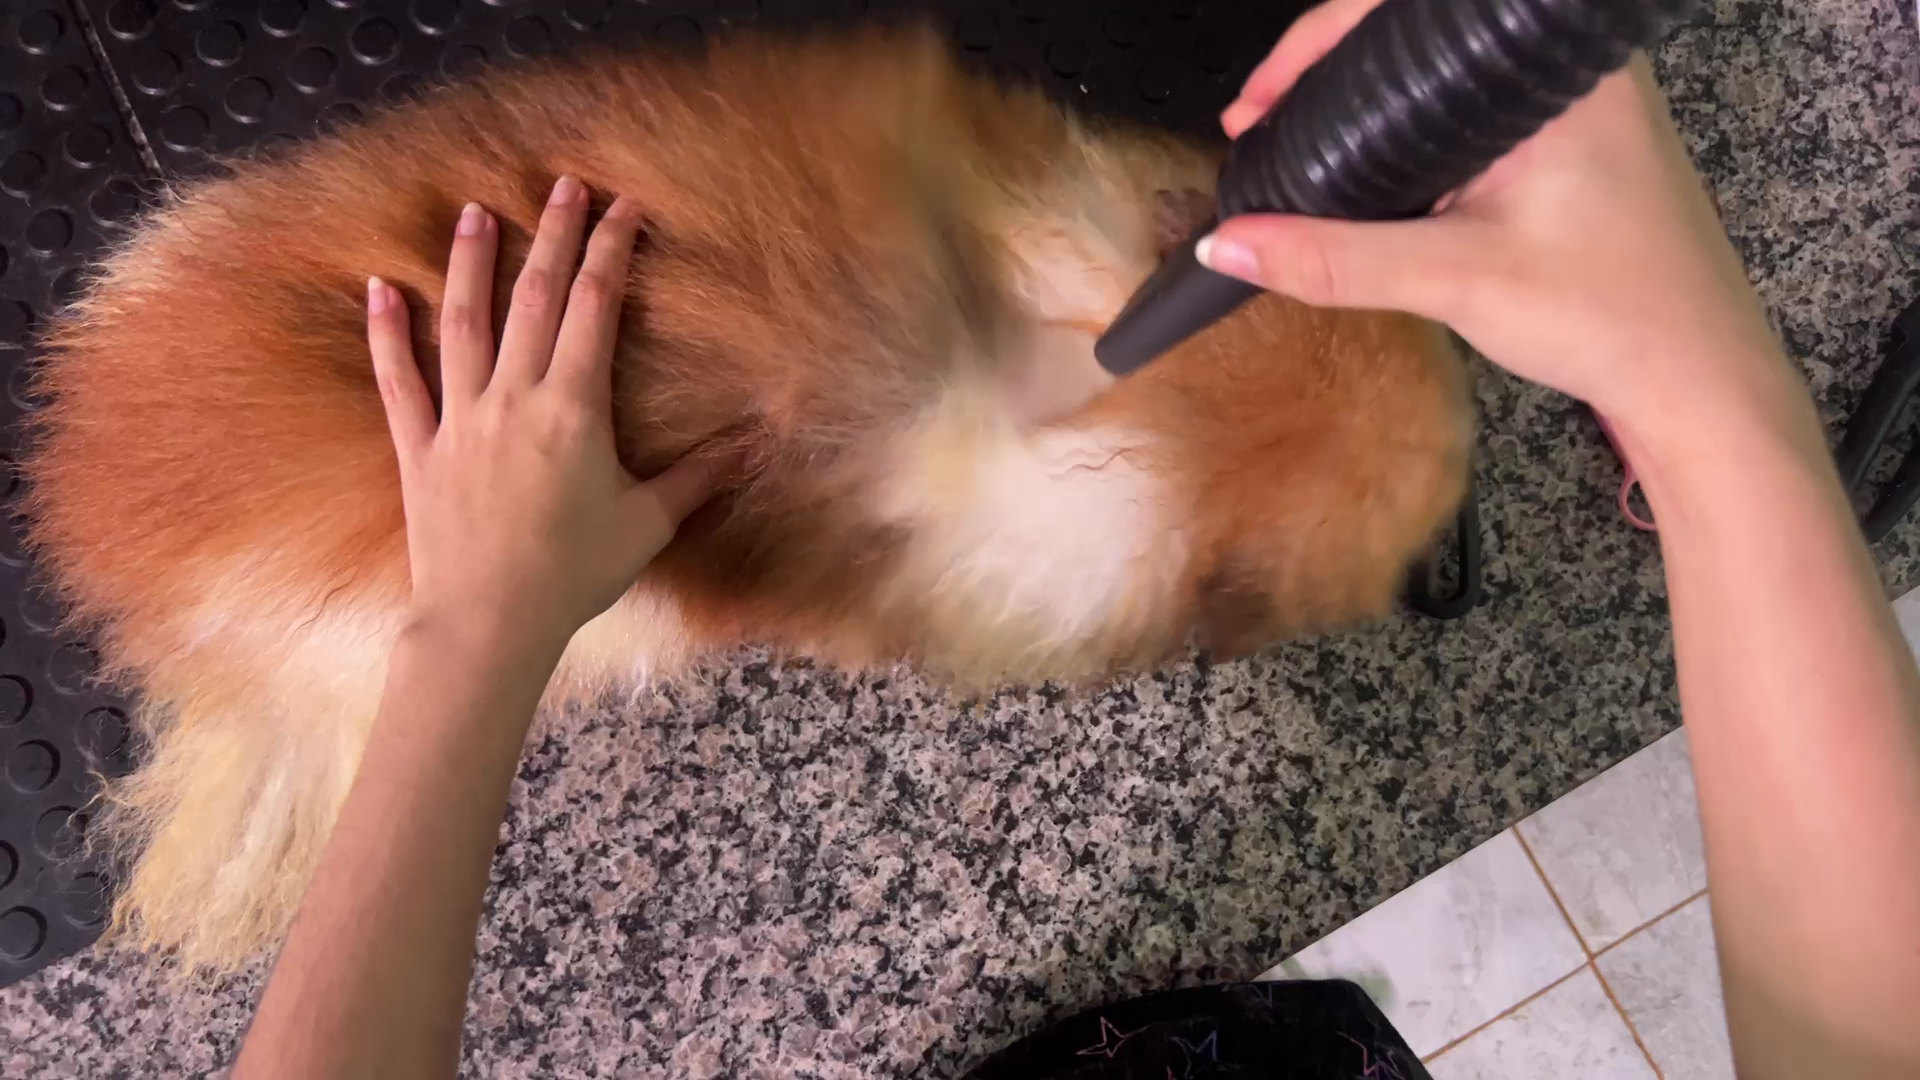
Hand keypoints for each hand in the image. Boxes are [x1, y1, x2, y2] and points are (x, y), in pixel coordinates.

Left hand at [366, 176, 721, 653]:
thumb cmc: (579, 569)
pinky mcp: (419, 445)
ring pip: (463, 322)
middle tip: (563, 186)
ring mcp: (458, 416)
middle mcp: (512, 396)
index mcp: (573, 408)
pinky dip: (386, 332)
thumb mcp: (652, 520)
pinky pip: (398, 378)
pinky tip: (379, 289)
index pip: (595, 311)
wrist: (491, 619)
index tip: (623, 209)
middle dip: (554, 237)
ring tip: (474, 213)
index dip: (611, 254)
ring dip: (470, 264)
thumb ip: (703, 474)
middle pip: (535, 299)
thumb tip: (761, 441)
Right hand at [1203, 0, 1787, 426]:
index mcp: (1547, 69)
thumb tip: (1227, 246)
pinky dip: (1379, 153)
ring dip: (1344, 120)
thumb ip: (1334, 262)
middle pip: (1406, 47)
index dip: (1315, 44)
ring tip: (1281, 151)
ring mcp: (1545, 114)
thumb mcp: (1452, 280)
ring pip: (1419, 93)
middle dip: (1317, 82)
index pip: (1407, 13)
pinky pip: (1437, 134)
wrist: (1680, 367)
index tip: (1249, 105)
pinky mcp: (1536, 154)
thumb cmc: (1601, 309)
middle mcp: (1549, 75)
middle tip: (1252, 128)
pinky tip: (1344, 183)